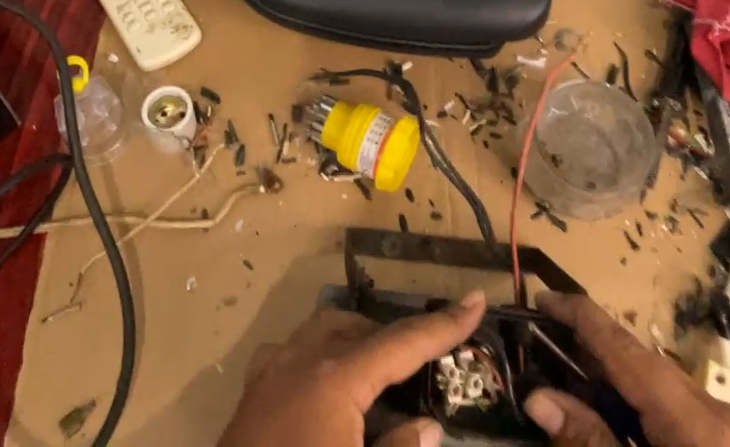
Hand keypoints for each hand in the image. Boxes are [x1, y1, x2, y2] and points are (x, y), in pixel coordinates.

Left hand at [217, 291, 486, 446]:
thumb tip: (427, 427)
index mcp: (334, 379)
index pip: (401, 344)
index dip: (443, 326)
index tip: (477, 301)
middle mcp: (301, 360)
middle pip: (359, 330)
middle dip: (397, 339)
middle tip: (429, 360)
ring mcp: (270, 372)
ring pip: (322, 332)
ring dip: (357, 341)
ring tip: (383, 371)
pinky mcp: (252, 393)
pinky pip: (291, 353)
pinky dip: (320, 356)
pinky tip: (327, 383)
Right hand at [524, 292, 729, 446]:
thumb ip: (589, 444)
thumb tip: (539, 397)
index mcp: (697, 421)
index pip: (626, 348)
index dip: (581, 317)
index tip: (541, 297)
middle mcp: (720, 415)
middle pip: (644, 365)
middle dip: (593, 355)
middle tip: (545, 355)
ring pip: (662, 390)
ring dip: (616, 386)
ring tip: (574, 395)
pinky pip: (680, 416)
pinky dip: (643, 412)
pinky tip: (617, 429)